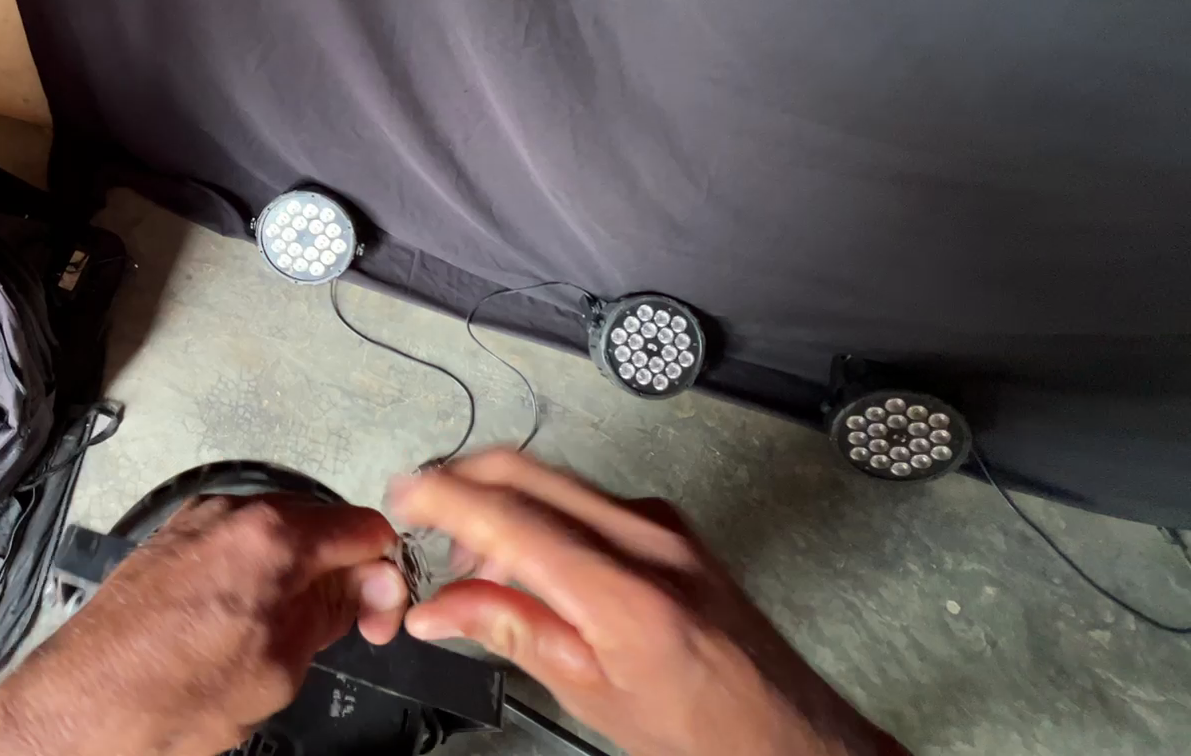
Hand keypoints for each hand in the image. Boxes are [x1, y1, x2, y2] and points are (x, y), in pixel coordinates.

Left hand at [0, 494, 408, 755]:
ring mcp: (201, 516)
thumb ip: (333, 611)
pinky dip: (259, 567)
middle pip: (321, 523)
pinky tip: (245, 615)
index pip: (363, 527)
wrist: (81, 702)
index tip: (376, 615)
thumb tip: (371, 583)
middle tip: (339, 628)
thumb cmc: (175, 696)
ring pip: (279, 529)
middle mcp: (237, 509)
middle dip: (342, 570)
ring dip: (299, 569)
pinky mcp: (175, 532)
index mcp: (273, 535)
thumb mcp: (278, 667)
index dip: (383, 572)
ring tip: (285, 630)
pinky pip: (239, 537)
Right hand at [391, 450, 906, 755]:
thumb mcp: (590, 696)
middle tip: (419, 509)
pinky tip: (524, 557)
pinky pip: (577, 494)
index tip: (402, 493)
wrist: (798, 741)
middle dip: (459, 478)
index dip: (446, 497)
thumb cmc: (700, 736)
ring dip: (494, 500)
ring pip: (546, 478)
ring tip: (472, 560)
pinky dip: (533, 510)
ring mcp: (657, 521)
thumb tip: (432, 610)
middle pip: (523, 470)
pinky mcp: (663, 520)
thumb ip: (507, 632)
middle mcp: (643, 538)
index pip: (512, 518)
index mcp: (624, 594)